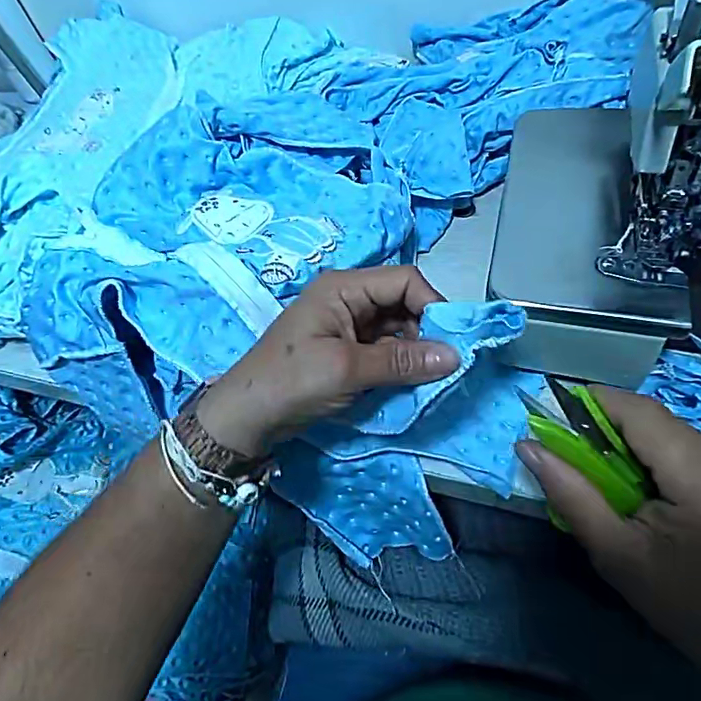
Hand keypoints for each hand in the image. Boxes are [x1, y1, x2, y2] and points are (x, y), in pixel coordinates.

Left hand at [195, 267, 459, 455]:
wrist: (245, 419)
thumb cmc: (290, 382)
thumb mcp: (347, 369)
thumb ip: (401, 360)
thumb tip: (455, 356)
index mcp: (344, 287)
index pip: (405, 280)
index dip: (432, 304)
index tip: (452, 341)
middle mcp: (348, 298)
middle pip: (404, 303)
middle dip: (426, 331)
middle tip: (441, 365)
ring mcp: (348, 325)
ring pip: (399, 328)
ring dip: (415, 351)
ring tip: (427, 378)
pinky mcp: (347, 350)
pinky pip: (386, 349)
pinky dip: (401, 364)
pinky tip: (410, 382)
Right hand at [514, 387, 700, 677]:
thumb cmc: (691, 614)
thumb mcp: (619, 559)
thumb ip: (571, 495)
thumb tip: (529, 446)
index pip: (643, 413)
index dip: (598, 403)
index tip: (562, 413)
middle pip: (663, 423)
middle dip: (622, 434)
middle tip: (594, 464)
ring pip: (686, 434)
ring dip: (654, 449)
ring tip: (642, 491)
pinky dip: (683, 462)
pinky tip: (680, 499)